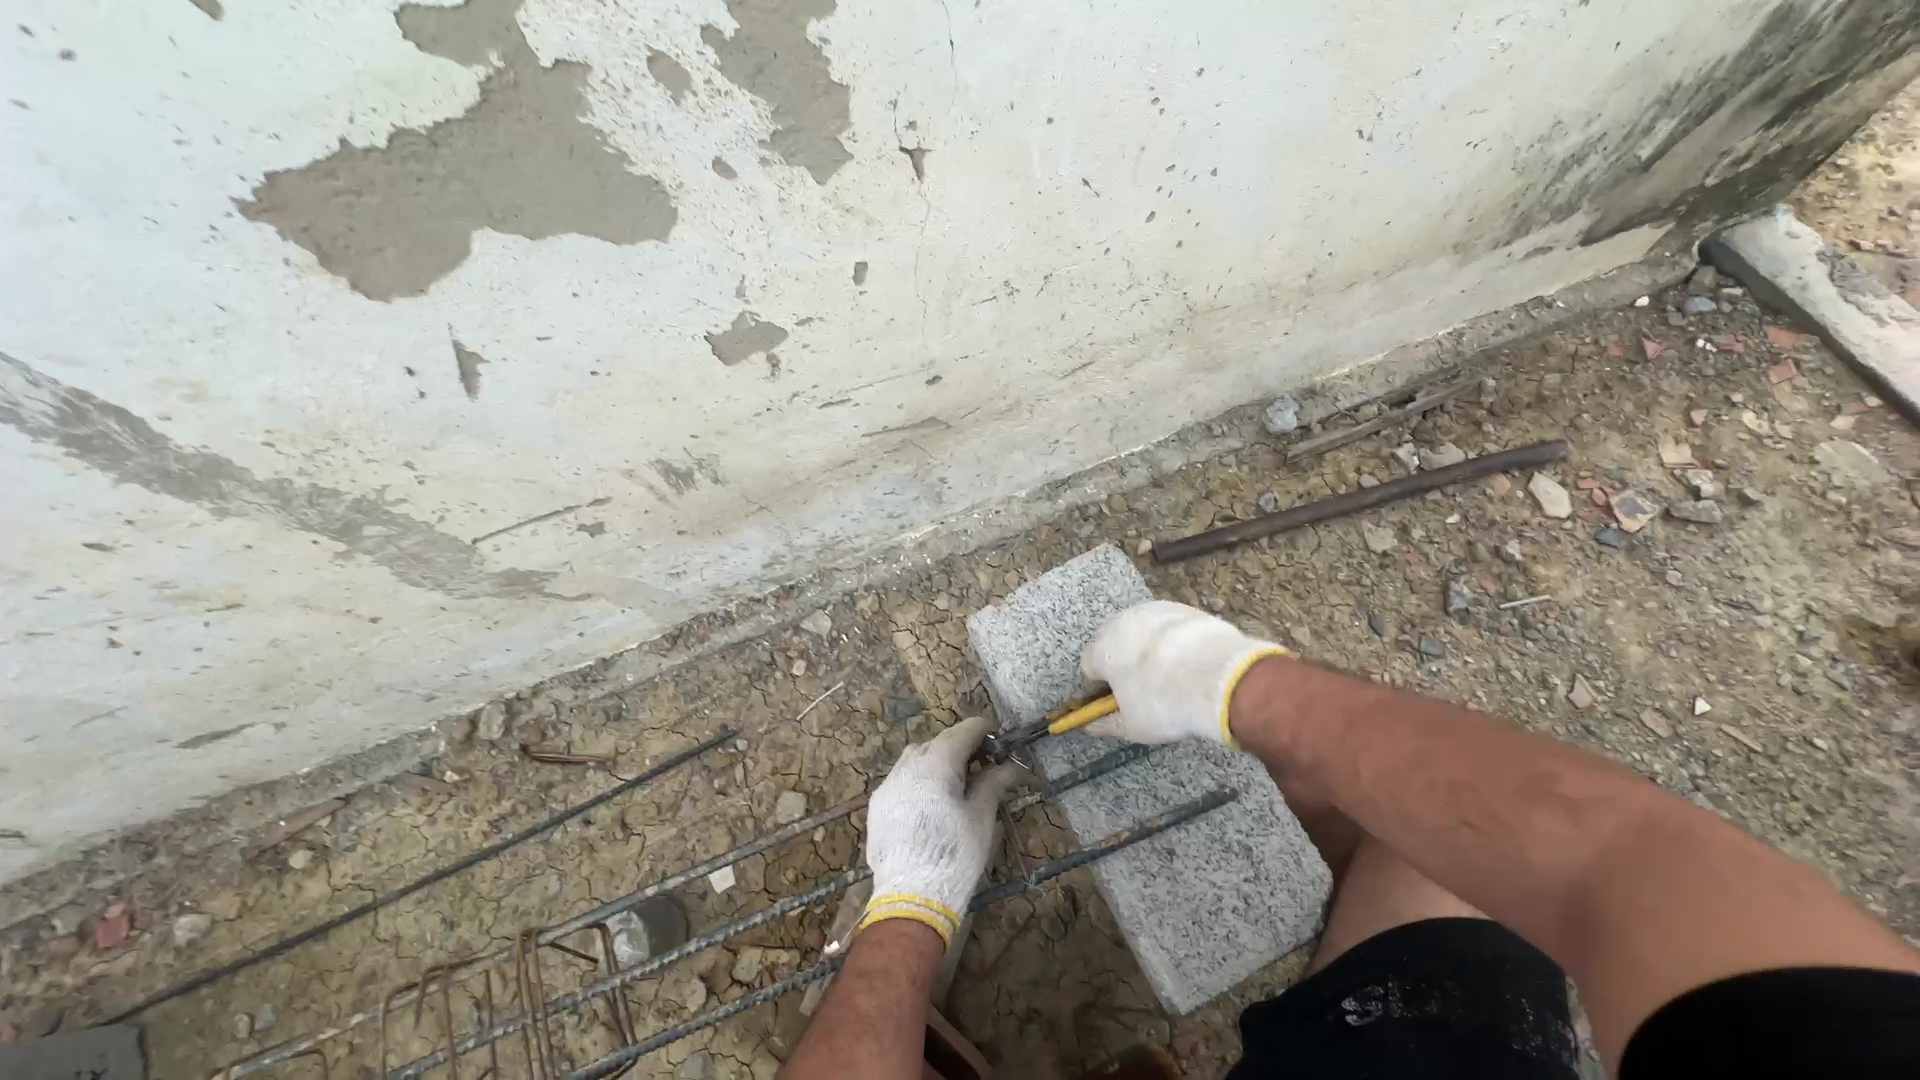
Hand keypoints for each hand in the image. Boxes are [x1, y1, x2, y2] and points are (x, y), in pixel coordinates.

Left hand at [858, 716, 1019, 944]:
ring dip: (936, 762)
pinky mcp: (877, 805)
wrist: (911, 898)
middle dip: (961, 748)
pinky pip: (901, 780)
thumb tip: (1011, 765)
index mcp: (937, 763)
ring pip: (915, 758)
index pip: (963, 730)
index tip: (1000, 745)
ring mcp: (888, 785)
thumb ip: (993, 784)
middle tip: (982, 767)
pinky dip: (918, 781)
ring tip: (954, 786)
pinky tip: (929, 806)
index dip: (985, 733)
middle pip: (938, 742)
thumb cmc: (955, 855)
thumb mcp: (981, 817)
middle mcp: (908, 765)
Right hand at [1080, 600, 1288, 745]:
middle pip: (1113, 642)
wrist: (1218, 678)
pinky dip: (1173, 639)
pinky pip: (1168, 625)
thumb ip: (1106, 723)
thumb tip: (1090, 726)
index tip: (1115, 700)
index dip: (1100, 685)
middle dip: (1122, 661)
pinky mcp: (1182, 608)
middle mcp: (1121, 623)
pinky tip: (1189, 660)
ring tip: (1170, 673)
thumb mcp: (1132, 725)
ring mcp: (1153, 611)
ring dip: (1147, 647)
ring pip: (1141, 630)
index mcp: (1102, 650)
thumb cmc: (1165, 704)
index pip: (1089, 666)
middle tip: (1143, 687)